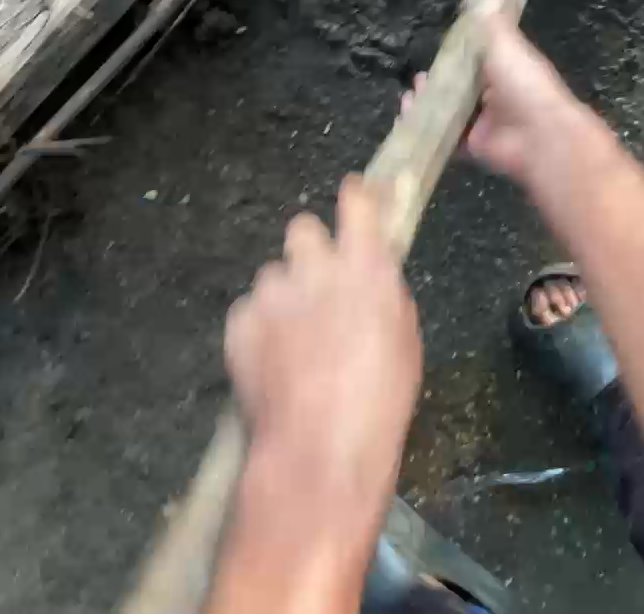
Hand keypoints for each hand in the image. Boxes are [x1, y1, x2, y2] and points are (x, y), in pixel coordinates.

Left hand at [224, 176, 420, 510]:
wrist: (320, 448)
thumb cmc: (382, 394)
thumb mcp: (404, 332)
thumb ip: (383, 288)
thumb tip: (372, 270)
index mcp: (365, 265)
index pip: (355, 202)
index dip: (356, 196)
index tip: (355, 195)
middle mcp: (315, 268)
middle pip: (302, 228)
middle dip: (312, 248)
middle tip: (320, 280)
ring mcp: (271, 295)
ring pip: (274, 273)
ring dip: (286, 293)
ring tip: (295, 334)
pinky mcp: (239, 324)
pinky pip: (251, 309)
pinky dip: (261, 326)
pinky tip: (275, 358)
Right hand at [400, 6, 607, 187]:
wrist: (540, 133)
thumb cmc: (524, 83)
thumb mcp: (507, 43)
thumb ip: (492, 24)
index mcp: (505, 68)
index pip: (476, 60)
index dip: (455, 57)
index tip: (437, 52)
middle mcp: (495, 95)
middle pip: (459, 88)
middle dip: (436, 83)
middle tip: (419, 79)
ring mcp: (484, 123)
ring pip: (449, 112)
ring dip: (428, 104)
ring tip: (411, 97)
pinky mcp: (474, 146)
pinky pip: (445, 138)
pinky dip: (426, 130)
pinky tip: (410, 119)